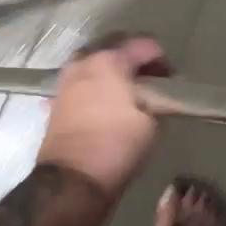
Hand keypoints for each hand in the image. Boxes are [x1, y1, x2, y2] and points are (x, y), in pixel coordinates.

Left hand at [37, 34, 169, 196]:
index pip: (145, 43)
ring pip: (92, 59)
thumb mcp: (153, 122)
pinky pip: (78, 82)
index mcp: (112, 60)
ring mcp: (66, 80)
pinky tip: (100, 102)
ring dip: (109, 67)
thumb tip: (154, 97)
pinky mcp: (56, 101)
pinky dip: (92, 86)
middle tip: (148, 79)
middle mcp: (85, 62)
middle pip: (115, 43)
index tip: (170, 81)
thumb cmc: (117, 146)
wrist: (72, 182)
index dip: (163, 59)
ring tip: (123, 89)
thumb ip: (156, 100)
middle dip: (134, 56)